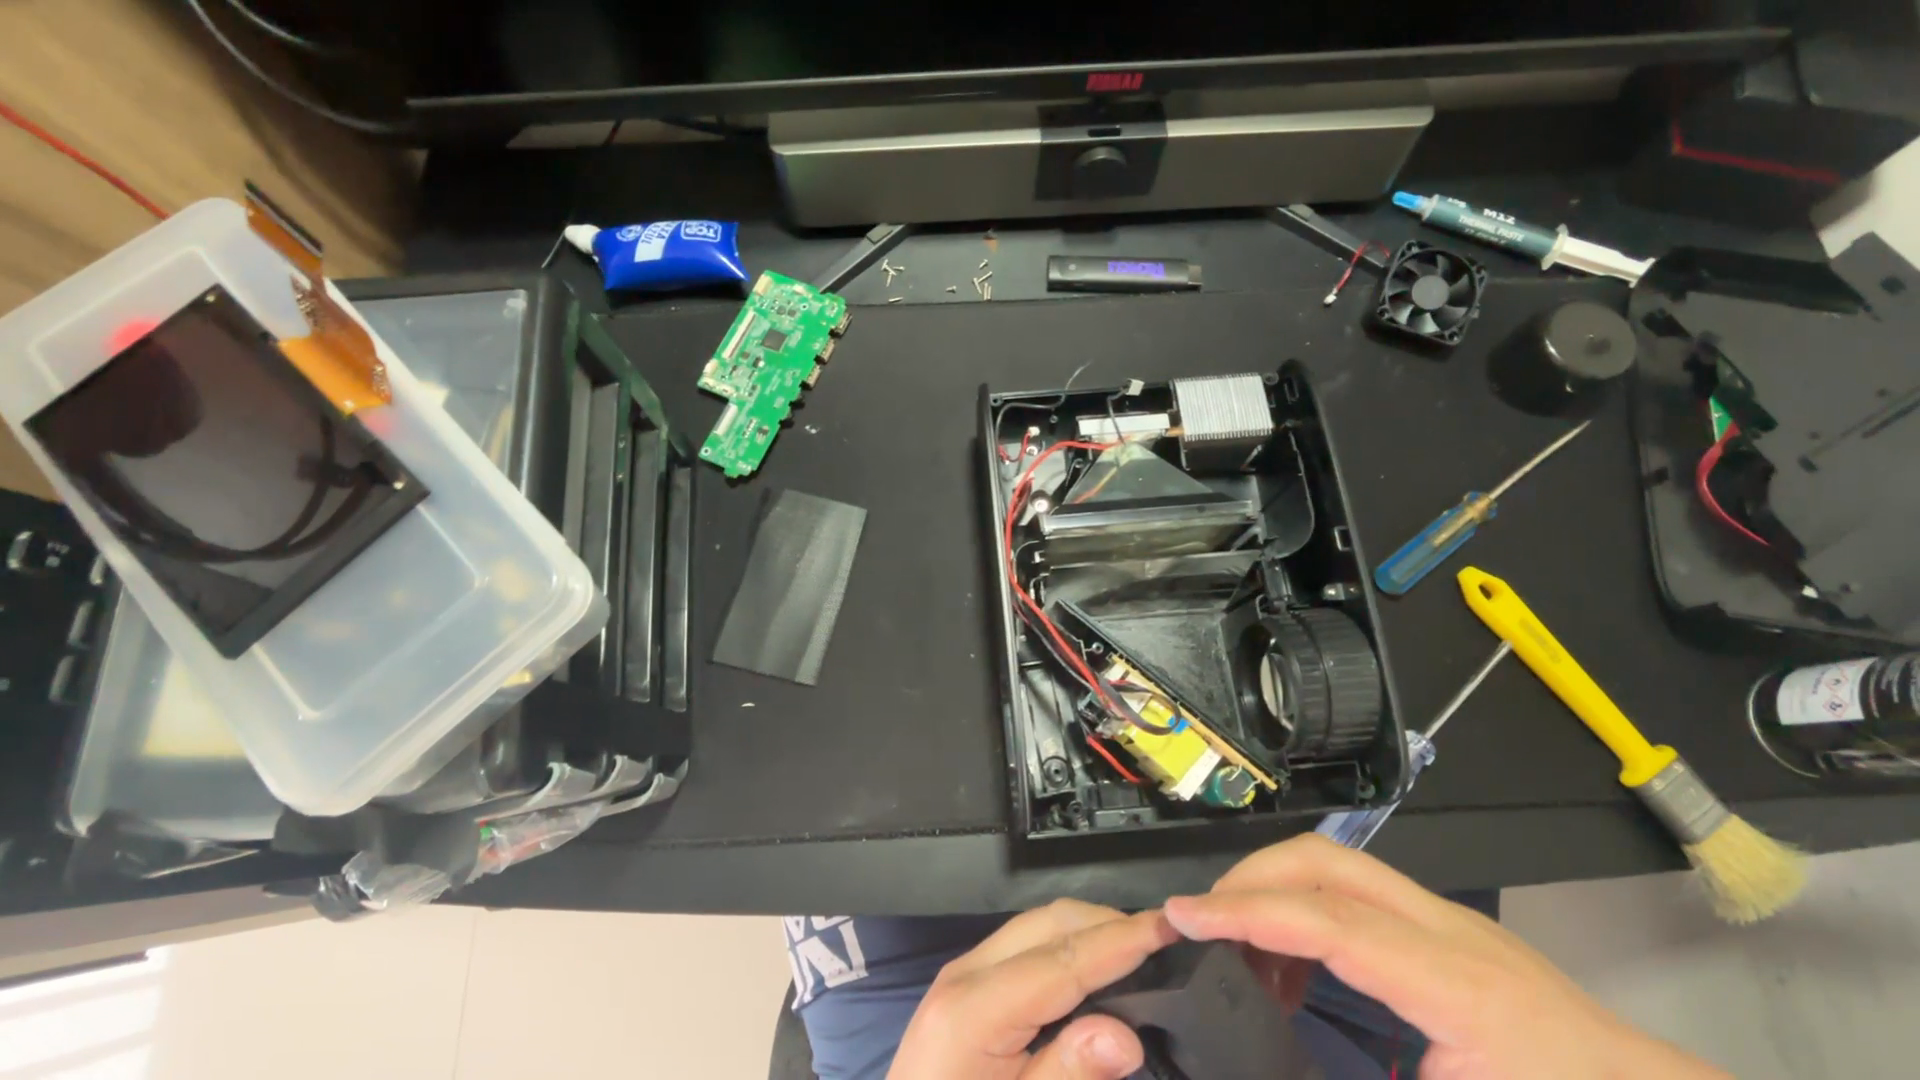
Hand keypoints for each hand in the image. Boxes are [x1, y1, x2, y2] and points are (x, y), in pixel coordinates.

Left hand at [888, 899, 1179, 1078]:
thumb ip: (1067, 1074)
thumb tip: (1125, 1035)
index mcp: (973, 1011)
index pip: (1061, 960)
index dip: (1120, 941)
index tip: (1171, 927)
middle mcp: (964, 975)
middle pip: (1048, 925)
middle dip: (1109, 925)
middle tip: (1166, 943)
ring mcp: (961, 973)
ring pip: (1037, 926)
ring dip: (1090, 930)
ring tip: (1142, 951)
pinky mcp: (965, 983)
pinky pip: (1025, 945)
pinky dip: (1067, 945)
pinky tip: (1096, 968)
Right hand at [1163, 835, 1727, 1079]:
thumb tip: (1263, 1065)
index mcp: (1453, 987)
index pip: (1328, 920)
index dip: (1247, 913)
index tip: (1182, 917)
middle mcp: (1447, 934)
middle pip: (1326, 862)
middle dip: (1249, 879)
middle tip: (1199, 924)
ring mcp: (1449, 925)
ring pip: (1337, 867)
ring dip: (1273, 894)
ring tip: (1239, 956)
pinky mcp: (1448, 933)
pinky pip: (1355, 897)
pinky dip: (1304, 916)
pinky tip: (1294, 976)